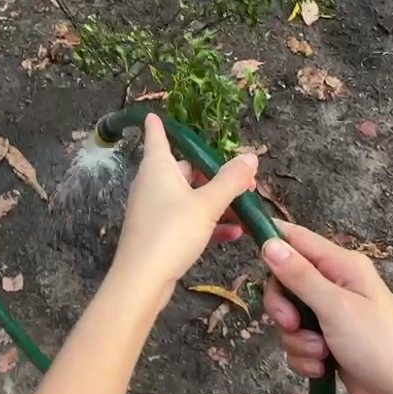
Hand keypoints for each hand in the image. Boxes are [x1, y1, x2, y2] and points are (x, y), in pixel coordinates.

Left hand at [108, 114, 257, 299]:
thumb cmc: (170, 233)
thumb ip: (231, 180)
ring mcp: (154, 210)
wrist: (142, 279)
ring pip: (190, 197)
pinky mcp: (158, 233)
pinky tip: (232, 234)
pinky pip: (187, 220)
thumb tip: (250, 156)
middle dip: (215, 176)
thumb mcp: (208, 204)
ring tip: (245, 210)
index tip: (154, 114)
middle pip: (185, 170)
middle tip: (245, 183)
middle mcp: (152, 184)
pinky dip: (208, 223)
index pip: (158, 138)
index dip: (158, 126)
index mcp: (158, 168)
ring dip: (217, 202)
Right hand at [260, 222, 392, 393]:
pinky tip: (322, 368)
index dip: (270, 241)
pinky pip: (298, 342)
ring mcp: (331, 316)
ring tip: (321, 353)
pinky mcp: (328, 344)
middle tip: (293, 324)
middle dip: (282, 307)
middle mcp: (335, 285)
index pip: (295, 239)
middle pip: (284, 282)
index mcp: (341, 265)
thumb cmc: (379, 345)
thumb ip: (299, 275)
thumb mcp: (335, 306)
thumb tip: (268, 242)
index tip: (245, 249)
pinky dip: (304, 356)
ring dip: (297, 339)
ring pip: (289, 317)